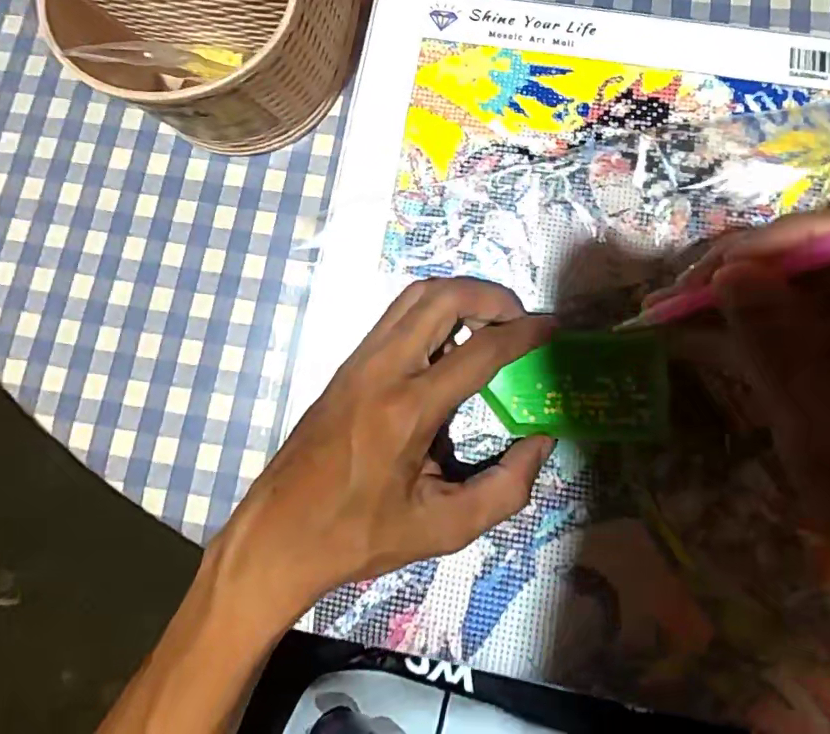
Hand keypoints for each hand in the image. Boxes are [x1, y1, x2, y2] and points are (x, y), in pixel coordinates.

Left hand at [205, 279, 555, 619]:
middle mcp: (383, 368)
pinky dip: (434, 308)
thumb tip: (541, 443)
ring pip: (417, 294)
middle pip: (445, 297)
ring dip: (460, 295)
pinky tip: (450, 340)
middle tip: (521, 319)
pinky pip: (398, 312)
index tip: (552, 327)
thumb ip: (505, 489)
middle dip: (492, 296)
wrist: (277, 532)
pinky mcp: (349, 361)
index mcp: (408, 409)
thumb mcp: (442, 530)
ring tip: (490, 322)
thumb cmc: (359, 535)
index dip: (524, 332)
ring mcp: (360, 358)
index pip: (480, 350)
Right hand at [660, 212, 829, 574]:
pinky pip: (790, 298)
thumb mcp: (817, 429)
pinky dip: (737, 308)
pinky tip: (683, 319)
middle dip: (754, 261)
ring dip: (735, 282)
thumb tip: (726, 272)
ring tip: (671, 303)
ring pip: (802, 268)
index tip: (729, 261)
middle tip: (687, 285)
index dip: (801, 238)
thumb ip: (775, 347)